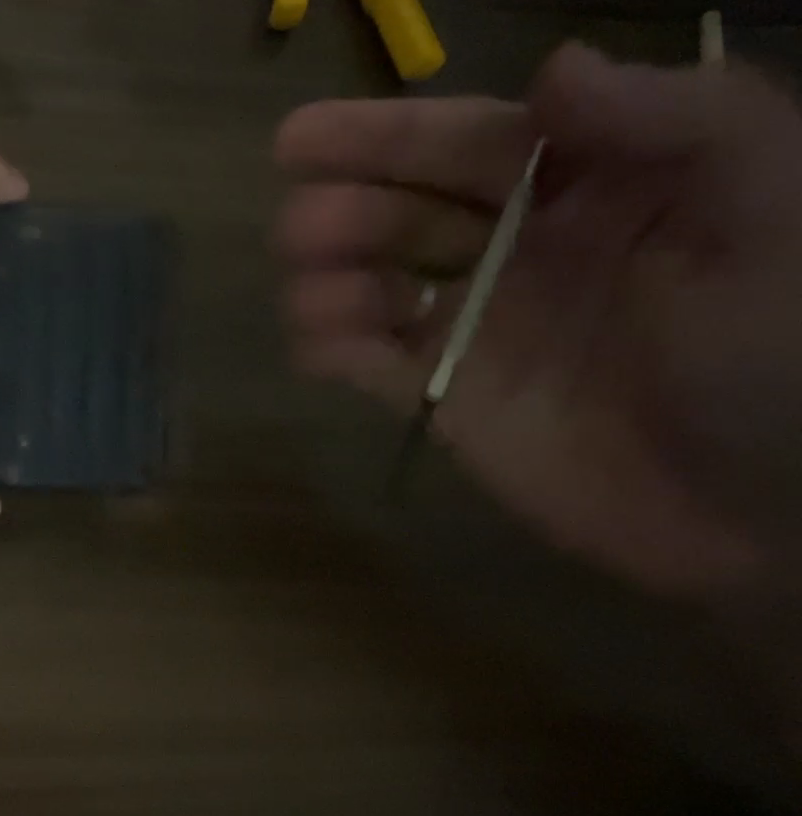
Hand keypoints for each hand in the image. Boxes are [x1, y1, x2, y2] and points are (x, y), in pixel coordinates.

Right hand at [275, 45, 801, 599]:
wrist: (760, 510)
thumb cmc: (782, 350)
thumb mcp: (767, 212)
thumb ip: (678, 122)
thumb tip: (551, 70)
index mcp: (599, 189)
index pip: (474, 144)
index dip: (387, 135)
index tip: (298, 140)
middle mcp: (522, 249)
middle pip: (406, 213)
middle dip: (343, 211)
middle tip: (299, 227)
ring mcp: (475, 327)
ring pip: (372, 285)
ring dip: (325, 279)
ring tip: (309, 293)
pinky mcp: (442, 396)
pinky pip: (366, 361)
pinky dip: (327, 346)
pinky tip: (315, 341)